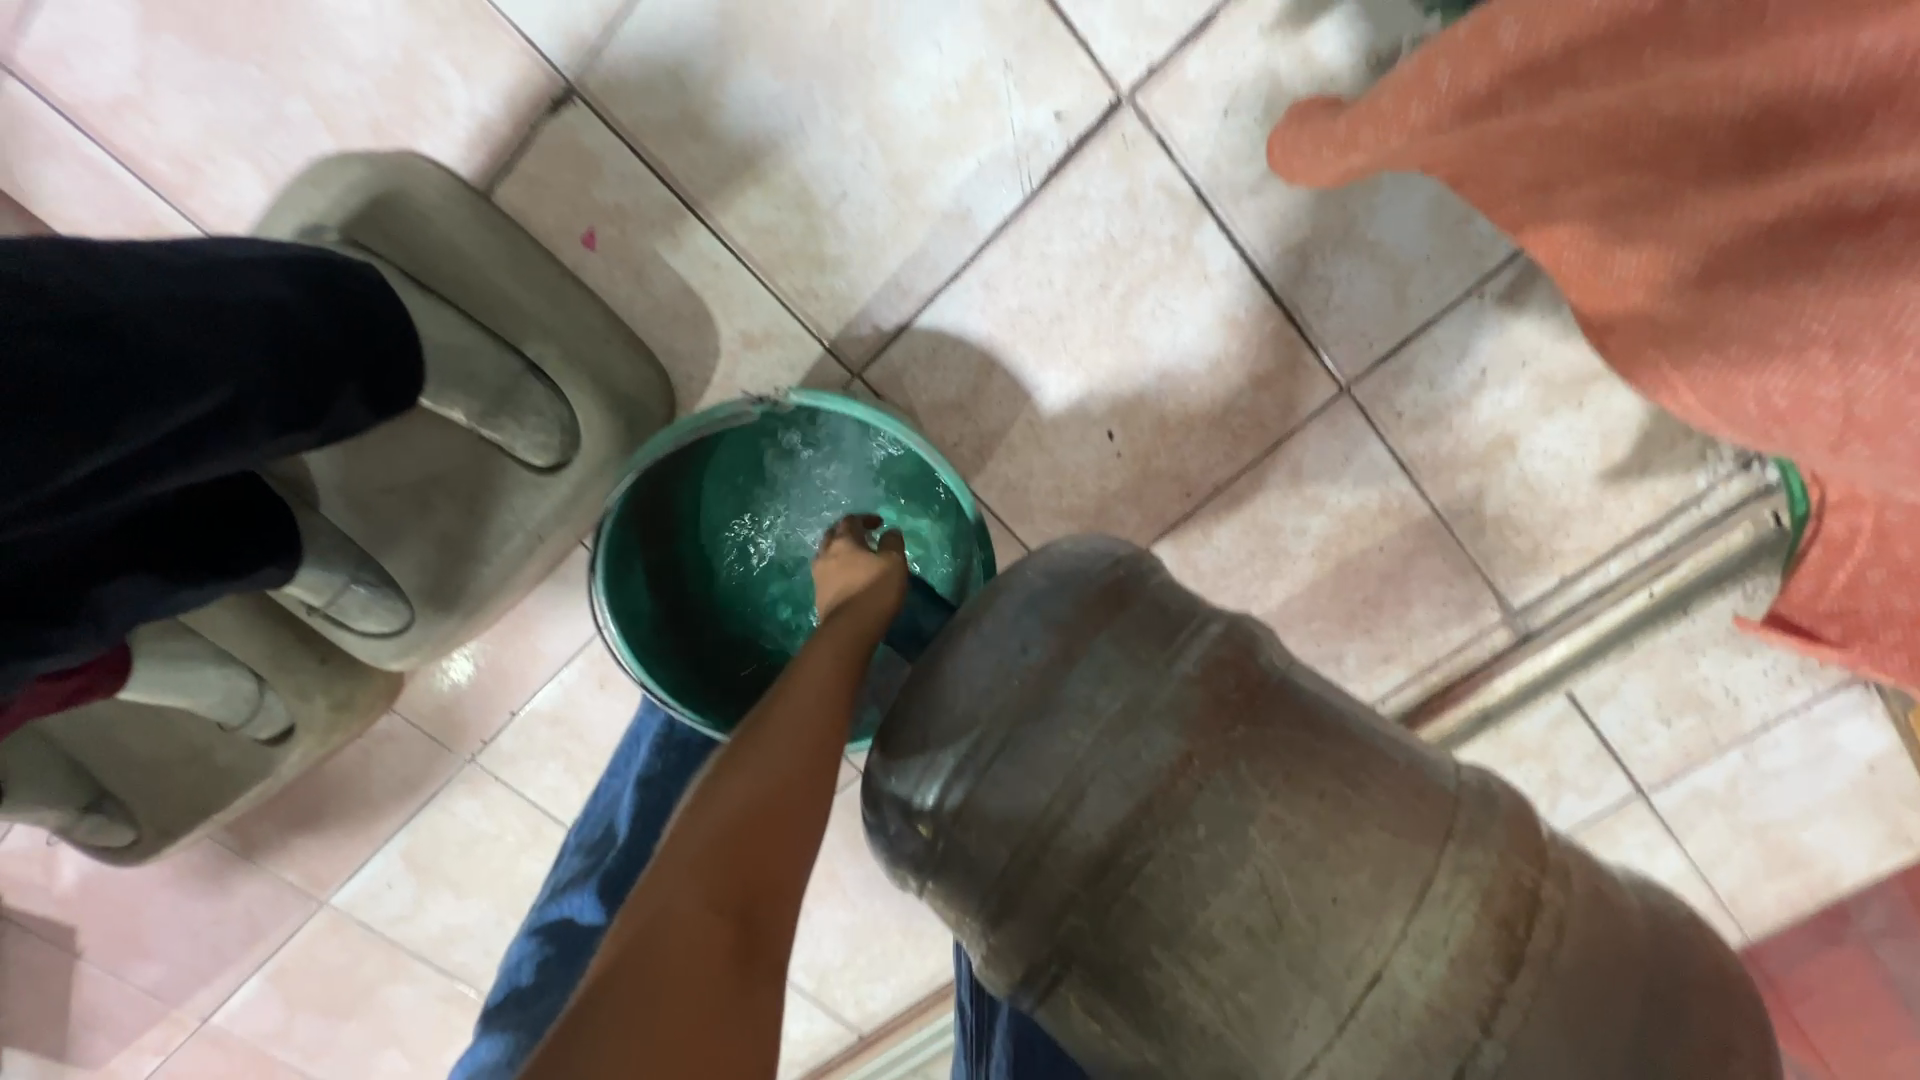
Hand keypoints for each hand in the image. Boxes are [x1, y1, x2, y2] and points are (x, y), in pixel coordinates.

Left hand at [813, 514, 907, 635]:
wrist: (850, 628)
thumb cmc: (875, 589)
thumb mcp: (894, 562)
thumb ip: (892, 542)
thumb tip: (890, 531)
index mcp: (844, 541)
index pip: (851, 520)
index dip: (865, 518)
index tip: (879, 524)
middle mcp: (826, 554)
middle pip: (833, 534)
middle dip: (847, 532)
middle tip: (863, 537)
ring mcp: (818, 575)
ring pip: (826, 554)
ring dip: (839, 551)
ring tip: (855, 558)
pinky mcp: (818, 594)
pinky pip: (826, 573)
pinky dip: (836, 569)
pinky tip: (847, 577)